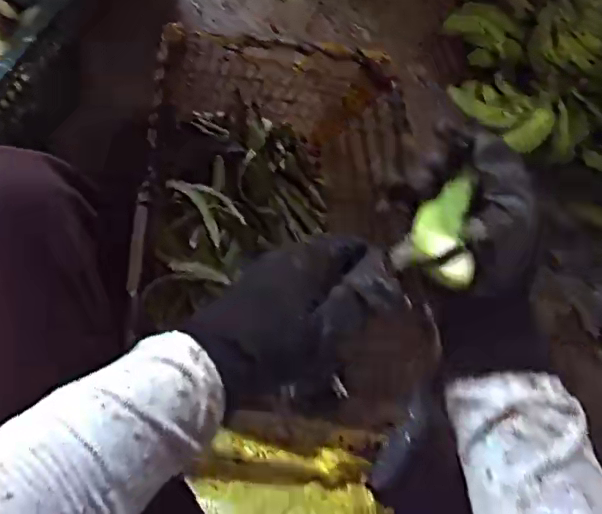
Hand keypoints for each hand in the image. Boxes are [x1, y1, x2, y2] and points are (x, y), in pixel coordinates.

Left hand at [180, 235, 367, 404]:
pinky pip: (290, 282)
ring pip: (309, 269)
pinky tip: (308, 324)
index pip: (350, 244)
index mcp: (309, 258)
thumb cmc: (273, 346)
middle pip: (330, 256)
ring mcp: (267, 266)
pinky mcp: (252, 283)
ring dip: (327, 288)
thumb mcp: (322, 333)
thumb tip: (383, 280)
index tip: (388, 287)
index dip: (373, 262)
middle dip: (350, 277)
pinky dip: (306, 296)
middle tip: (367, 307)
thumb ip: (353, 304)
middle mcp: (289, 252)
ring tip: (341, 319)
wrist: (213, 357)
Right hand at [401, 125, 549, 376]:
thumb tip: (477, 153)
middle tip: (426, 175)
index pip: (480, 148)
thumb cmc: (506, 268)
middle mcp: (471, 192)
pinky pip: (401, 204)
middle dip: (432, 161)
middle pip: (446, 160)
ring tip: (406, 190)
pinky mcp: (420, 227)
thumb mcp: (514, 221)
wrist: (483, 315)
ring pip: (420, 178)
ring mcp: (444, 209)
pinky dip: (392, 200)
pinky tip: (386, 204)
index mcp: (500, 187)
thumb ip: (497, 189)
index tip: (439, 129)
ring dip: (410, 179)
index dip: (461, 135)